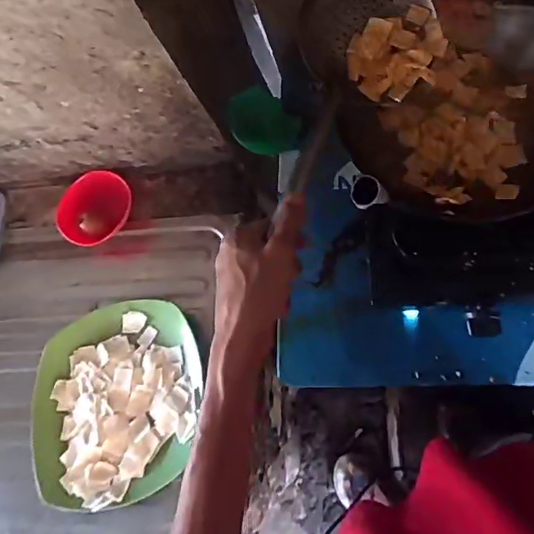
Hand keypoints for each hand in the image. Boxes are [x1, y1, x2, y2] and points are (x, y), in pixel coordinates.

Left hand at [210, 195, 304, 382]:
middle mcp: (229, 252)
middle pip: (267, 245)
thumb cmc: (261, 293)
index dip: (290, 233)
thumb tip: (296, 192)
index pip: (269, 223)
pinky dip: (272, 292)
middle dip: (287, 259)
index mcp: (236, 237)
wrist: (240, 341)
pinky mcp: (235, 297)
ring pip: (266, 267)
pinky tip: (279, 306)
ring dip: (282, 277)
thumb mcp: (281, 254)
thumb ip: (289, 224)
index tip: (305, 247)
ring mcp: (230, 276)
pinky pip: (260, 285)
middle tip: (296, 273)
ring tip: (287, 293)